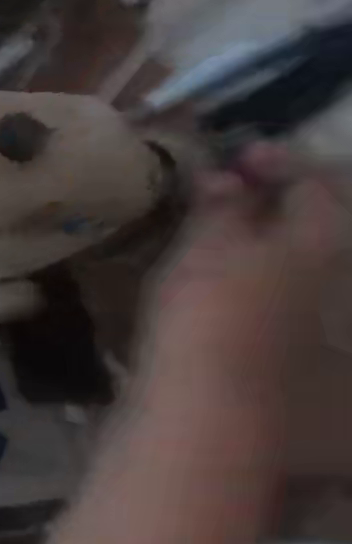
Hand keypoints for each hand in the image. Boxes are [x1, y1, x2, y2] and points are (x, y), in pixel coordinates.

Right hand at [145, 143, 343, 377]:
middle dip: (274, 200)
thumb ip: (220, 210)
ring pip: (292, 251)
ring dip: (258, 234)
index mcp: (323, 236)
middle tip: (232, 186)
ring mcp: (308, 302)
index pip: (313, 184)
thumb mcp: (211, 252)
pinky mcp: (278, 331)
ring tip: (219, 227)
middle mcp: (331, 264)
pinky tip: (217, 270)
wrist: (215, 394)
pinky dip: (247, 264)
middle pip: (312, 219)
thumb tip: (222, 174)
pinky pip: (272, 280)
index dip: (277, 162)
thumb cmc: (215, 312)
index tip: (239, 149)